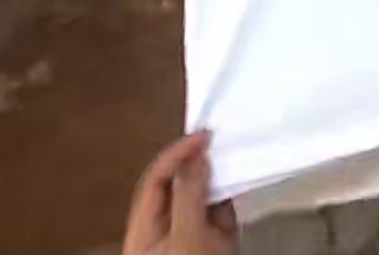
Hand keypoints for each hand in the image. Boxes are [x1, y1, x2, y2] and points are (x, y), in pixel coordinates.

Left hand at [122, 131, 237, 254]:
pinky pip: (217, 219)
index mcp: (144, 229)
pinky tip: (234, 205)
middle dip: (200, 165)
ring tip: (229, 176)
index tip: (202, 135)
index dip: (178, 151)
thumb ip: (188, 195)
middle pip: (179, 184)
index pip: (156, 176)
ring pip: (201, 200)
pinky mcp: (208, 251)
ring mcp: (185, 242)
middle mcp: (162, 233)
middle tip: (216, 147)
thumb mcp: (186, 238)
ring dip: (217, 185)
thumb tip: (196, 157)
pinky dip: (227, 207)